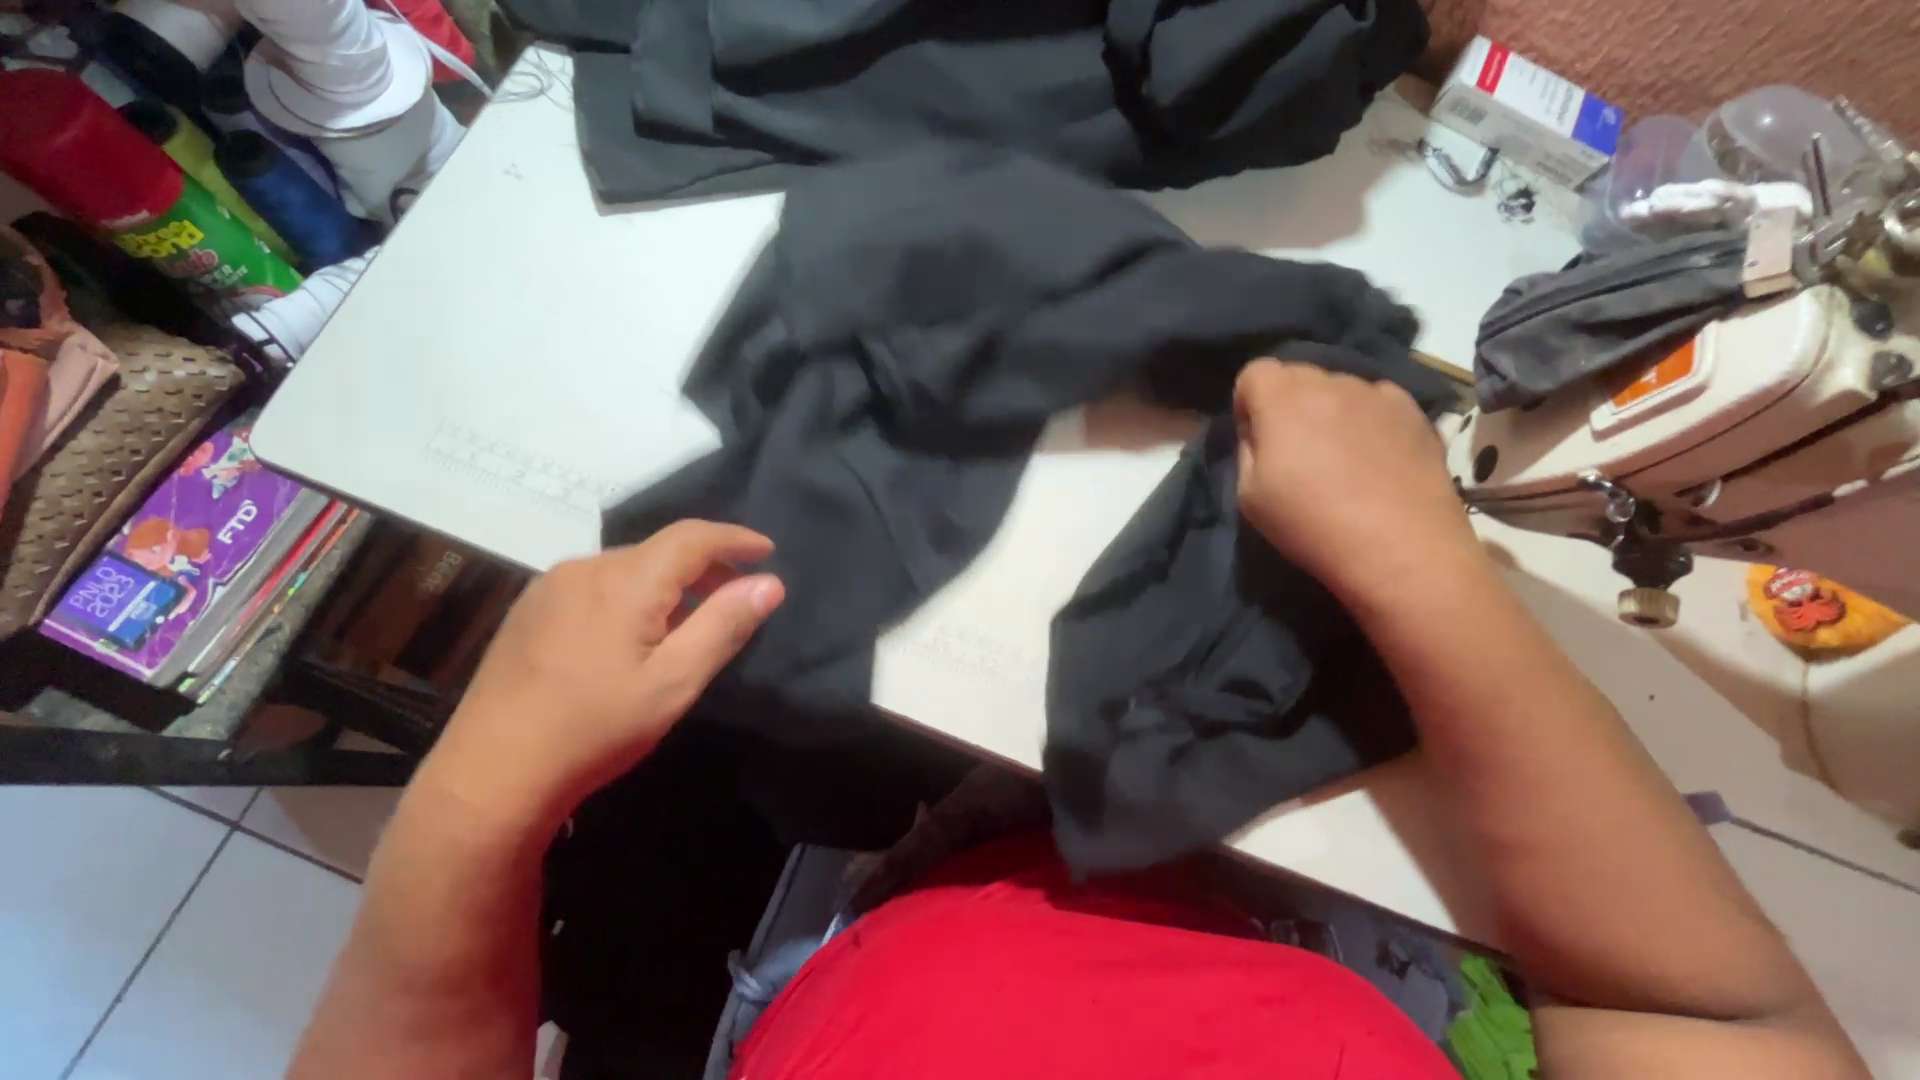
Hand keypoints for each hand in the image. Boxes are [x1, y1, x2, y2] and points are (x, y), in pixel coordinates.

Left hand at [418, 521, 784, 837]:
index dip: (735, 539)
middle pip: (659, 550)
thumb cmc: (595, 729)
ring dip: (668, 583)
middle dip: (705, 566)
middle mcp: (584, 568)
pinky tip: (635, 635)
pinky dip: (633, 595)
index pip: (692, 537)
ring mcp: (550, 587)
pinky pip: (597, 585)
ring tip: (691, 621)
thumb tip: (769, 583)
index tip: (768, 550)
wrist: (491, 773)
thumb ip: (723, 626)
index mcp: (624, 581)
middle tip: (737, 598)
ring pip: (627, 567)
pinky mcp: (530, 611)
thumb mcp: (673, 683)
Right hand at [1232, 359, 1481, 605]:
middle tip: (1296, 449)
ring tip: (1340, 457)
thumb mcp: (1249, 496)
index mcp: (1283, 400)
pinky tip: (1375, 458)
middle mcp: (1331, 383)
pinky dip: (1368, 419)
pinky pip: (1377, 402)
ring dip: (1329, 410)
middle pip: (1297, 374)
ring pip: (1339, 387)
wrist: (1401, 547)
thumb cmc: (1311, 524)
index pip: (1254, 372)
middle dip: (1287, 403)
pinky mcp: (1414, 412)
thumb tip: (1260, 432)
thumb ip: (1247, 450)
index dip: (1248, 403)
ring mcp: (1377, 394)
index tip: (1256, 438)